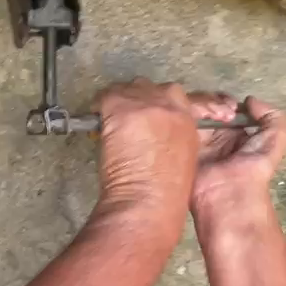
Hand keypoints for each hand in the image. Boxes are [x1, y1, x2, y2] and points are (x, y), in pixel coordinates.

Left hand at [93, 80, 202, 228]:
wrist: (148, 197)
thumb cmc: (165, 188)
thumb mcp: (184, 154)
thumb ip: (173, 132)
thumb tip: (154, 128)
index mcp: (187, 115)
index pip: (171, 94)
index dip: (153, 105)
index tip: (142, 116)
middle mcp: (167, 101)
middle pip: (146, 88)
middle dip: (135, 102)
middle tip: (125, 123)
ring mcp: (143, 101)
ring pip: (125, 91)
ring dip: (118, 105)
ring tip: (112, 127)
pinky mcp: (118, 106)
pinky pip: (104, 97)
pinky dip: (98, 110)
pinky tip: (99, 127)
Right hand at [190, 95, 285, 214]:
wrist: (228, 192)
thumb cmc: (253, 169)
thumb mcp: (276, 141)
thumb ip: (273, 116)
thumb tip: (249, 100)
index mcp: (233, 133)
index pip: (224, 106)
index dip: (227, 101)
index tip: (232, 108)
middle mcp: (212, 133)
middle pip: (206, 104)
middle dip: (213, 102)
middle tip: (221, 114)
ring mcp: (194, 137)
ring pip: (191, 109)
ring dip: (202, 106)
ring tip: (213, 117)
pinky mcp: (179, 141)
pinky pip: (177, 120)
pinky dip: (186, 113)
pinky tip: (197, 118)